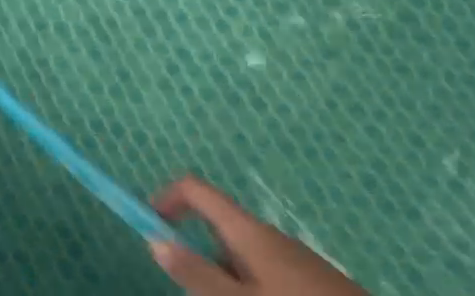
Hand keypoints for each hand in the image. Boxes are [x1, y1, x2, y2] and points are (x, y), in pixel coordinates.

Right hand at [150, 177, 368, 295]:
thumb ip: (196, 273)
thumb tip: (155, 241)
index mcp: (249, 231)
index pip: (194, 189)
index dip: (166, 199)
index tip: (153, 229)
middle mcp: (272, 237)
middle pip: (219, 231)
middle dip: (202, 260)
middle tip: (204, 295)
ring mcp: (300, 261)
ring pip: (246, 259)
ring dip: (230, 281)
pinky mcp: (321, 285)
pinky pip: (273, 276)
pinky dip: (258, 290)